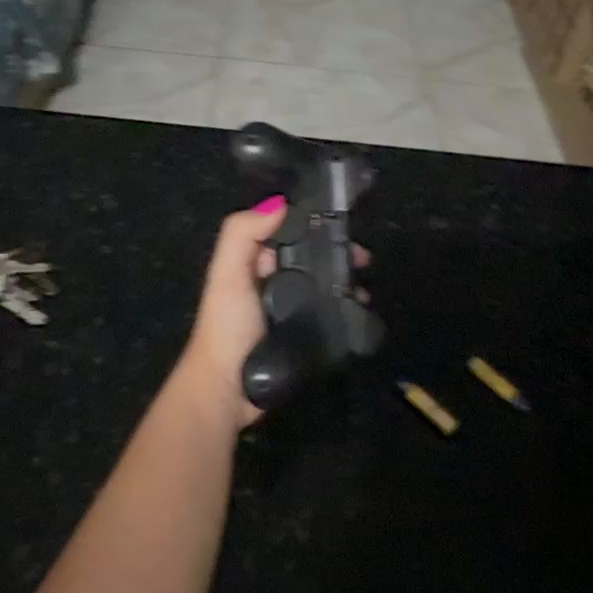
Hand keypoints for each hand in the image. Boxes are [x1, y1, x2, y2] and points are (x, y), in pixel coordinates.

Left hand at [176, 195, 368, 428]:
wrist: (228, 390)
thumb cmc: (227, 327)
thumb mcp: (227, 274)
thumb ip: (243, 235)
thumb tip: (280, 203)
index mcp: (253, 263)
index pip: (286, 233)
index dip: (312, 224)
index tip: (341, 222)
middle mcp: (273, 282)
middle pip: (311, 258)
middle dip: (337, 253)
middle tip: (362, 258)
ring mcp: (291, 310)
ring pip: (324, 284)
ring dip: (346, 280)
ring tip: (365, 284)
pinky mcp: (305, 335)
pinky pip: (330, 312)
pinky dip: (347, 306)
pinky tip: (361, 306)